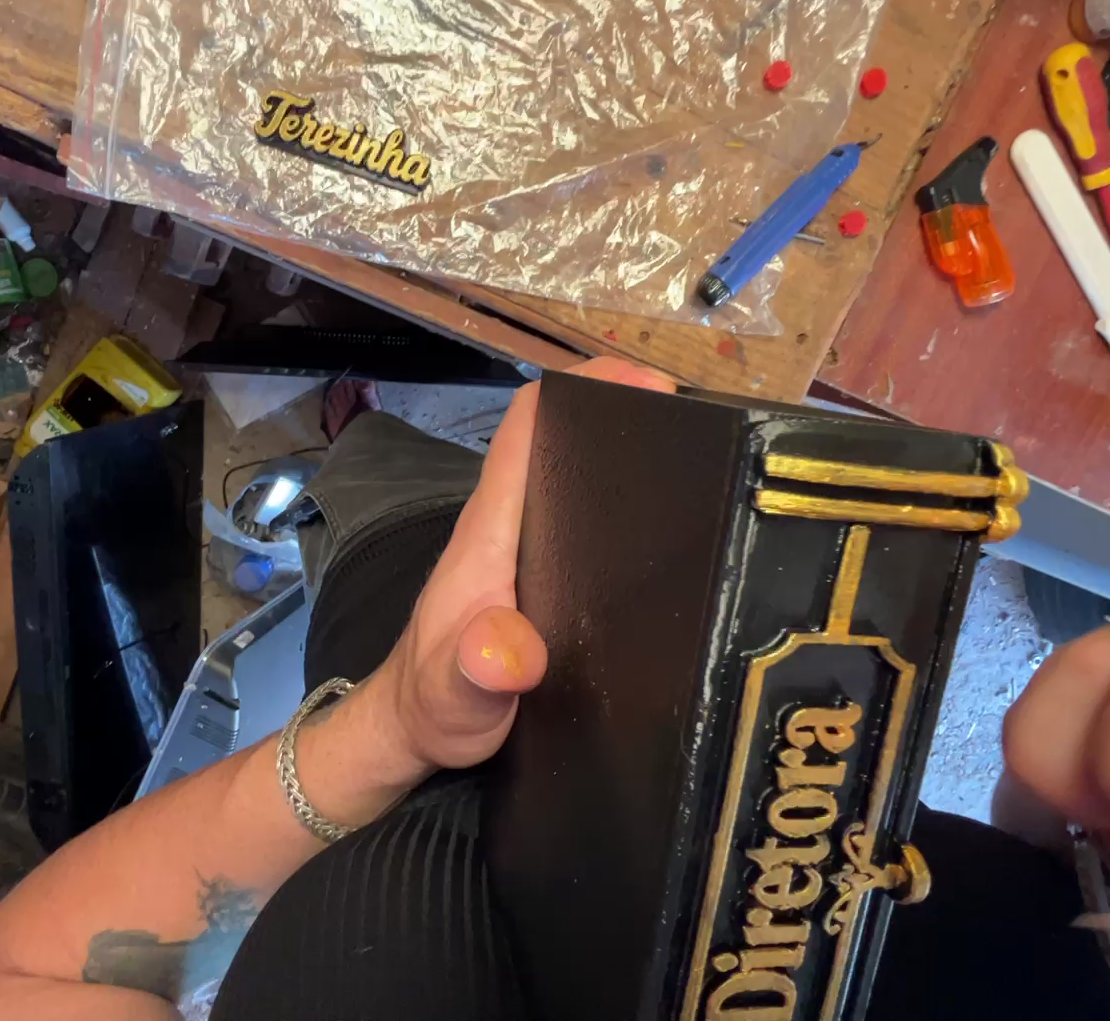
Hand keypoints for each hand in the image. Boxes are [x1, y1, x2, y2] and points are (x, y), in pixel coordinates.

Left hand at [364, 357, 674, 771]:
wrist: (416, 725)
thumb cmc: (434, 703)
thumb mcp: (457, 695)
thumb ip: (477, 671)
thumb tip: (510, 646)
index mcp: (490, 530)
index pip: (525, 428)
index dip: (580, 389)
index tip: (649, 385)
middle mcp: (506, 524)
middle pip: (555, 440)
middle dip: (616, 413)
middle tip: (692, 422)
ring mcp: (519, 547)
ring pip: (568, 477)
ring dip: (619, 456)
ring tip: (692, 464)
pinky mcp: (533, 572)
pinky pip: (576, 519)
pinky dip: (613, 503)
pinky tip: (657, 528)